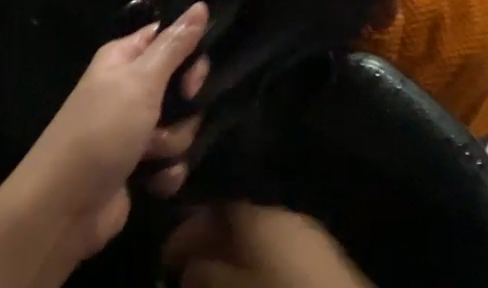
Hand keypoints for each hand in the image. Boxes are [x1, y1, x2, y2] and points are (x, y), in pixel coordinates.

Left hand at [14, 2, 210, 258]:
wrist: (65, 206)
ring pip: (182, 126)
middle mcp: (128, 89)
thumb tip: (200, 5)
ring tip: (151, 154)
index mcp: (124, 59)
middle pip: (181, 85)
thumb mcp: (141, 80)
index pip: (169, 39)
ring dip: (173, 142)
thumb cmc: (102, 130)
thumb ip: (174, 45)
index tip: (193, 78)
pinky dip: (167, 172)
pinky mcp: (139, 166)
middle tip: (170, 114)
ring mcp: (134, 130)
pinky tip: (153, 180)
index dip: (189, 55)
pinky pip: (173, 161)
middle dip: (185, 106)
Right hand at [164, 203, 372, 287]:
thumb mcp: (231, 287)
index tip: (165, 257)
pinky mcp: (322, 259)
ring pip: (256, 238)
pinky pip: (277, 252)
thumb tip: (189, 265)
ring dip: (232, 257)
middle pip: (233, 221)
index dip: (185, 232)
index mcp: (257, 215)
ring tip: (215, 281)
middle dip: (207, 244)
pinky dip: (257, 264)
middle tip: (185, 272)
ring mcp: (306, 234)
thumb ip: (204, 273)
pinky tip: (250, 280)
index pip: (210, 208)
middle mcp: (281, 214)